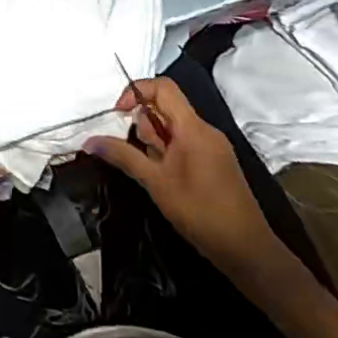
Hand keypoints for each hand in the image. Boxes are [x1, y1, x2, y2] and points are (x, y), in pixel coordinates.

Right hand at [87, 77, 283, 272]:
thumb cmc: (200, 212)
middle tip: (136, 152)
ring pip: (174, 127)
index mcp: (193, 128)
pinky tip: (163, 176)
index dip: (136, 92)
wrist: (247, 250)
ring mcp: (213, 146)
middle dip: (143, 123)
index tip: (119, 115)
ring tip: (152, 170)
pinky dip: (167, 151)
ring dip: (154, 140)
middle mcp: (205, 130)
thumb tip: (90, 141)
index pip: (163, 88)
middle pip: (166, 107)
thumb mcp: (155, 183)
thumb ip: (123, 156)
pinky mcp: (215, 161)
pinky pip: (184, 142)